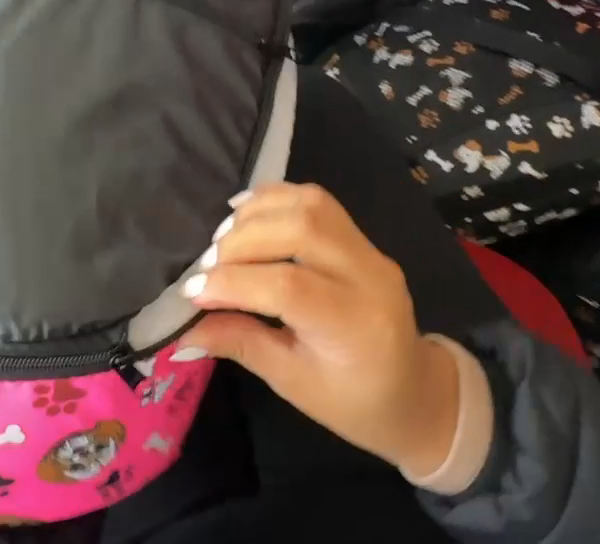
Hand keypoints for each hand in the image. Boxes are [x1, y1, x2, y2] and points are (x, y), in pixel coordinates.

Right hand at [175, 181, 461, 478]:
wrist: (417, 392)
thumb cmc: (354, 402)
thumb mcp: (293, 383)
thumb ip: (240, 344)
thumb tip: (182, 331)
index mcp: (355, 326)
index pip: (288, 288)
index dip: (234, 283)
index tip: (192, 291)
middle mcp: (369, 277)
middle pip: (300, 231)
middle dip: (242, 242)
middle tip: (206, 265)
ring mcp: (370, 251)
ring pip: (310, 205)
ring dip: (258, 213)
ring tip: (223, 237)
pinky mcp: (362, 237)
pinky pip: (318, 201)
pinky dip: (276, 198)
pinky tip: (245, 212)